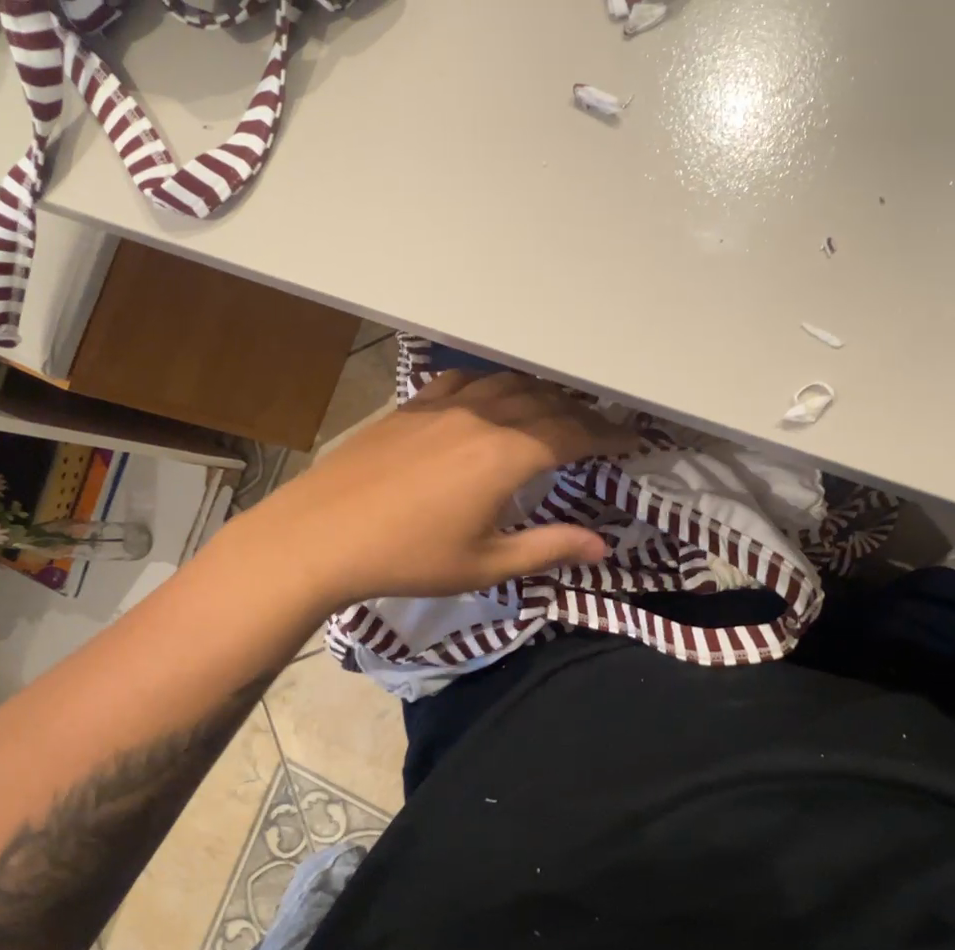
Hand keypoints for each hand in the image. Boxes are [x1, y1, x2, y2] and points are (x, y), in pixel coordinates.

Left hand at [236, 370, 639, 608]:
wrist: (321, 535)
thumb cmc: (408, 557)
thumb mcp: (486, 564)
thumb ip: (549, 548)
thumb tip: (602, 545)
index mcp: (507, 455)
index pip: (574, 434)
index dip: (609, 435)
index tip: (634, 439)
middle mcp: (481, 418)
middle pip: (545, 402)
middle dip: (581, 412)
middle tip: (601, 427)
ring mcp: (442, 406)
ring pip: (505, 385)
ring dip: (539, 394)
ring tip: (555, 408)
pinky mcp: (410, 407)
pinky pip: (463, 382)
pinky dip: (491, 385)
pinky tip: (490, 396)